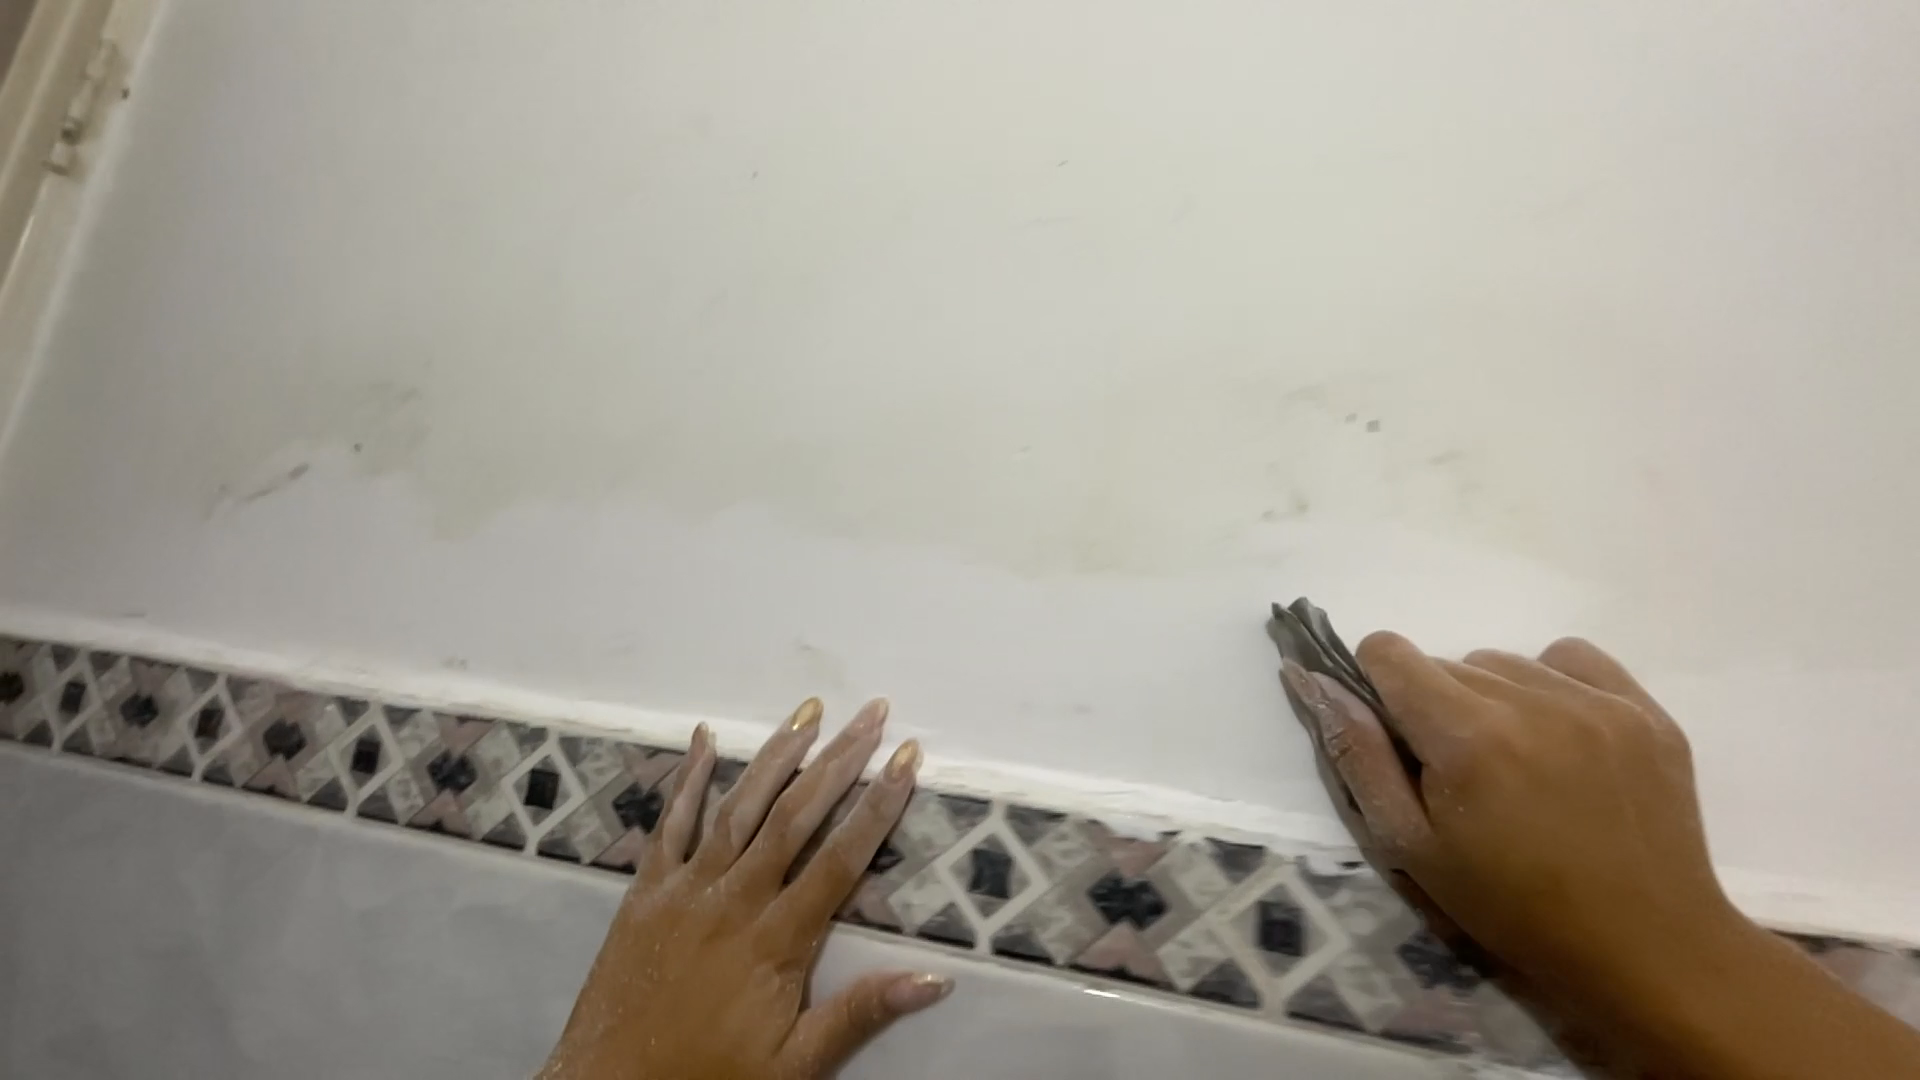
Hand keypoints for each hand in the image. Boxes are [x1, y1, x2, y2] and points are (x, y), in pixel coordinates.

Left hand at [538, 698, 951, 1079]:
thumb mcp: (794, 1068)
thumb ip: (860, 1015)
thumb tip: (936, 980)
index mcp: (777, 939)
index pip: (841, 857)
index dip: (879, 804)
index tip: (907, 757)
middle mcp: (736, 898)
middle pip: (796, 814)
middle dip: (840, 759)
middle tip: (872, 712)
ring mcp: (687, 886)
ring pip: (741, 806)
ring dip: (778, 754)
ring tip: (810, 711)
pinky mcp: (647, 888)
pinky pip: (670, 822)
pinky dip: (687, 776)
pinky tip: (704, 736)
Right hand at [1281, 636, 1739, 1007]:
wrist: (1647, 949)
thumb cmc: (1507, 901)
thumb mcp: (1405, 840)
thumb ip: (1354, 751)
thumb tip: (1309, 678)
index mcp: (1465, 735)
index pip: (1385, 651)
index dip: (1374, 685)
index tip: (1396, 736)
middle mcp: (1530, 701)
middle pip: (1441, 661)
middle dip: (1431, 703)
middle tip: (1457, 770)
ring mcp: (1596, 702)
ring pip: (1499, 661)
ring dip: (1487, 696)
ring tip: (1512, 759)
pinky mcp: (1645, 710)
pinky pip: (1569, 656)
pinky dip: (1548, 681)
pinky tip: (1558, 733)